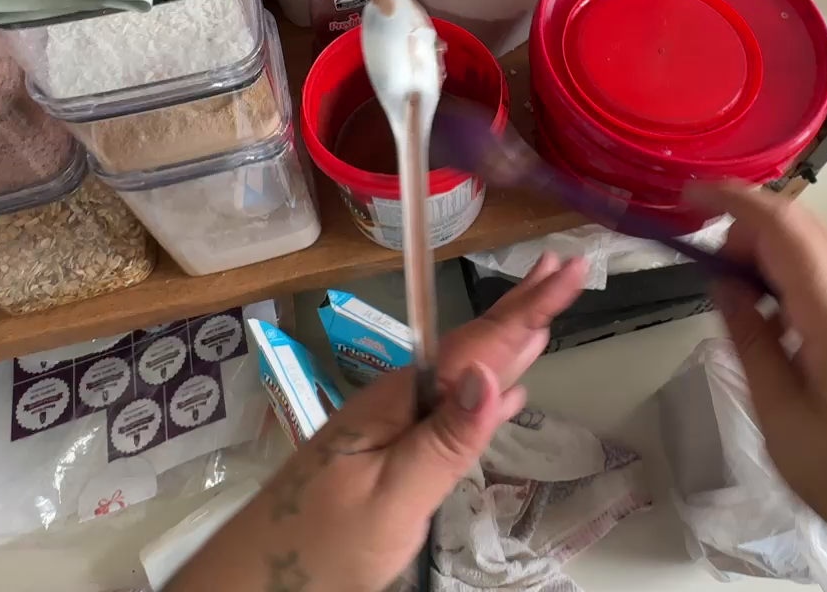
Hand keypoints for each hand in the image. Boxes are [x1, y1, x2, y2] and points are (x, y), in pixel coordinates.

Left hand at [175, 253, 587, 591]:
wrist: (259, 582)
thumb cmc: (322, 546)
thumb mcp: (390, 498)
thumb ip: (445, 438)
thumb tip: (494, 373)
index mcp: (404, 397)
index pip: (480, 345)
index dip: (528, 307)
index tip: (567, 270)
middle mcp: (405, 397)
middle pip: (475, 344)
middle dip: (522, 305)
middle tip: (563, 267)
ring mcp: (402, 422)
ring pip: (470, 370)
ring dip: (511, 337)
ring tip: (542, 307)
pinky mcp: (401, 449)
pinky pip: (459, 406)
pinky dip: (493, 389)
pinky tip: (512, 384)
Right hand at [693, 183, 826, 591]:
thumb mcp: (784, 421)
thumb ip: (751, 344)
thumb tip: (724, 287)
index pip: (785, 226)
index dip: (734, 198)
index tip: (690, 194)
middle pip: (802, 223)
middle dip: (746, 227)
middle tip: (713, 273)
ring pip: (818, 243)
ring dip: (769, 249)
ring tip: (740, 299)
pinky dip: (792, 270)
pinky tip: (778, 319)